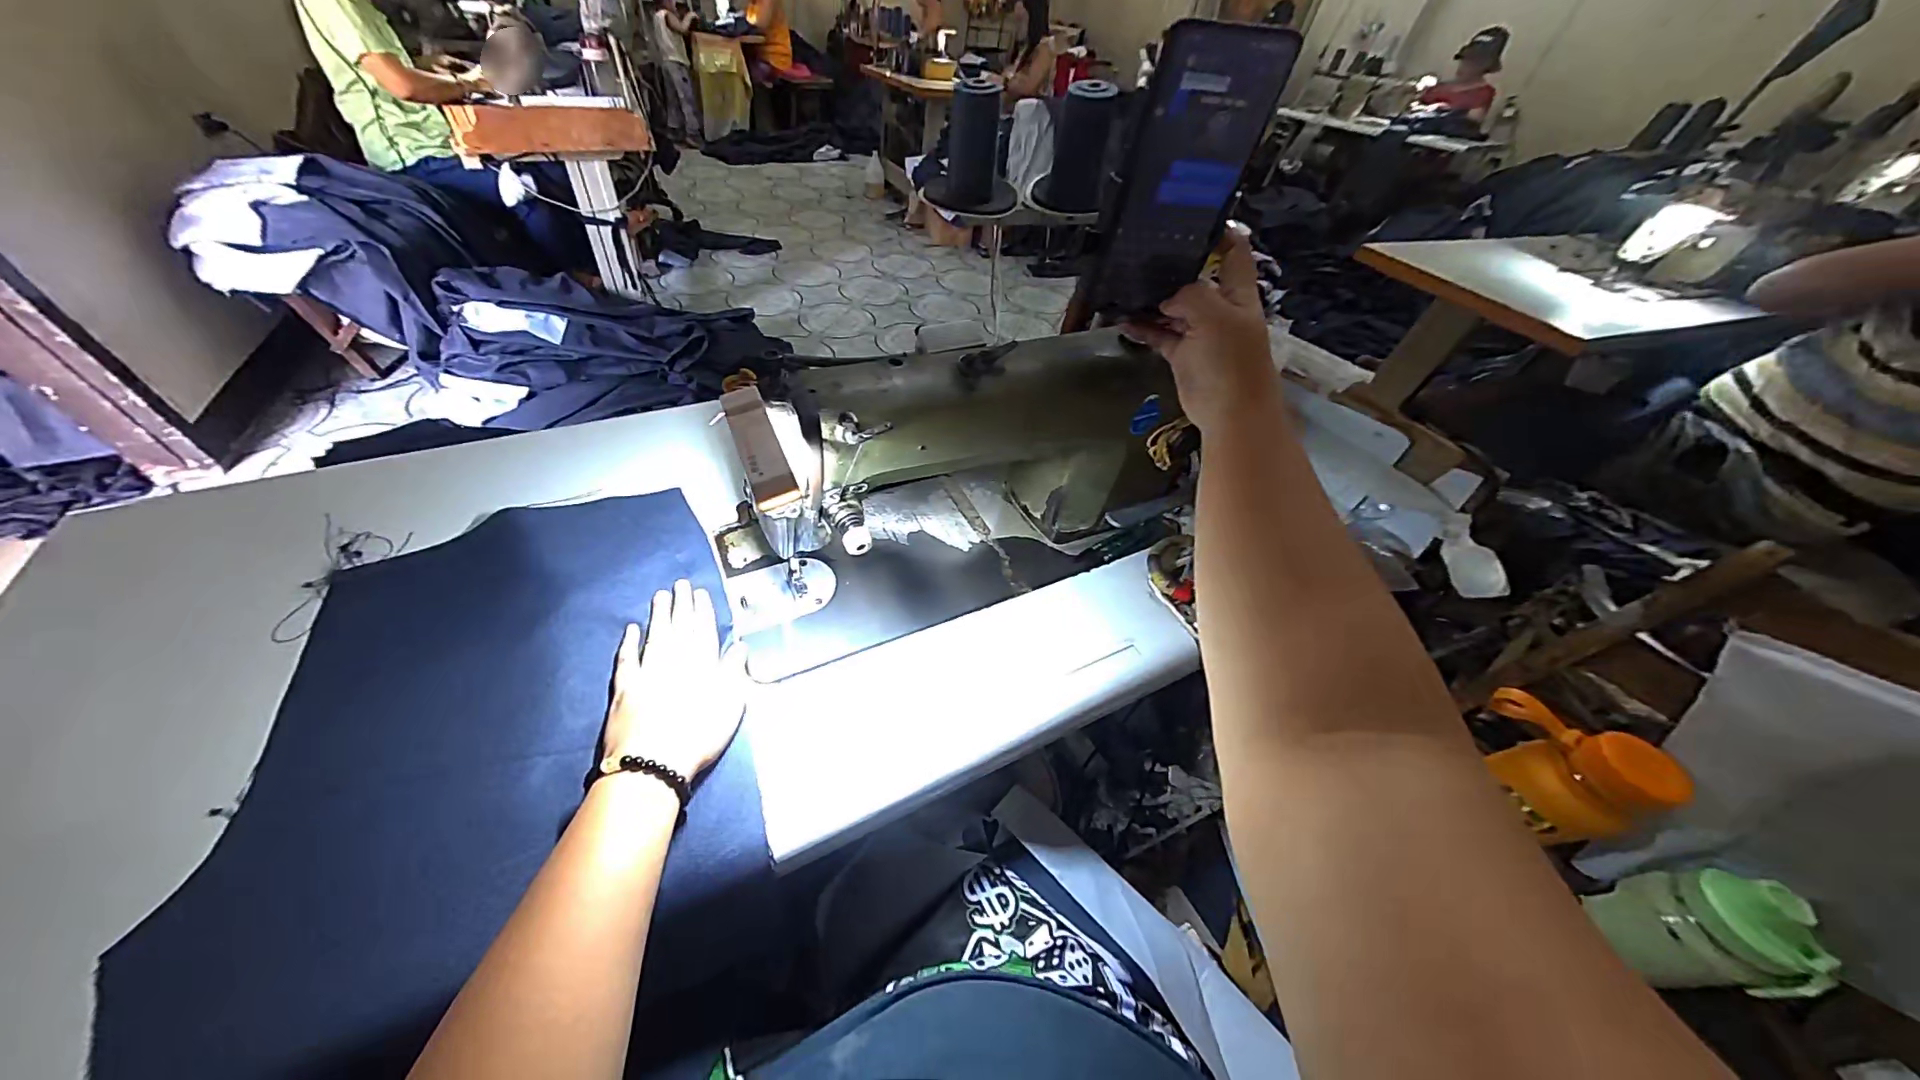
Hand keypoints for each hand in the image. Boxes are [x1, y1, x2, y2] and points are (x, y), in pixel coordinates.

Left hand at [602, 580, 746, 781]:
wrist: (652, 762)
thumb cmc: (699, 736)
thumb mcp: (730, 704)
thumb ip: (733, 672)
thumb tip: (739, 648)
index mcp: (703, 666)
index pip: (704, 631)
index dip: (702, 612)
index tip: (700, 594)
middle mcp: (675, 662)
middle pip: (679, 628)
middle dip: (681, 606)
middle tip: (680, 585)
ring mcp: (647, 673)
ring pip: (655, 637)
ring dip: (658, 616)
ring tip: (660, 597)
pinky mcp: (624, 688)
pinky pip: (627, 660)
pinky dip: (629, 644)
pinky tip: (631, 630)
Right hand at [1124, 228, 1281, 433]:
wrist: (1231, 413)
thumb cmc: (1230, 361)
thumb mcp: (1213, 316)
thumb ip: (1190, 295)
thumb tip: (1167, 297)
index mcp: (1237, 294)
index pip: (1234, 254)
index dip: (1220, 234)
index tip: (1193, 219)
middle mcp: (1220, 309)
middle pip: (1197, 279)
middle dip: (1174, 268)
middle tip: (1143, 253)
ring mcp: (1200, 333)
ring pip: (1173, 308)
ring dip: (1152, 300)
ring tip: (1124, 286)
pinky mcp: (1183, 355)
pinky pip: (1161, 334)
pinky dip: (1144, 328)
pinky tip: (1123, 319)